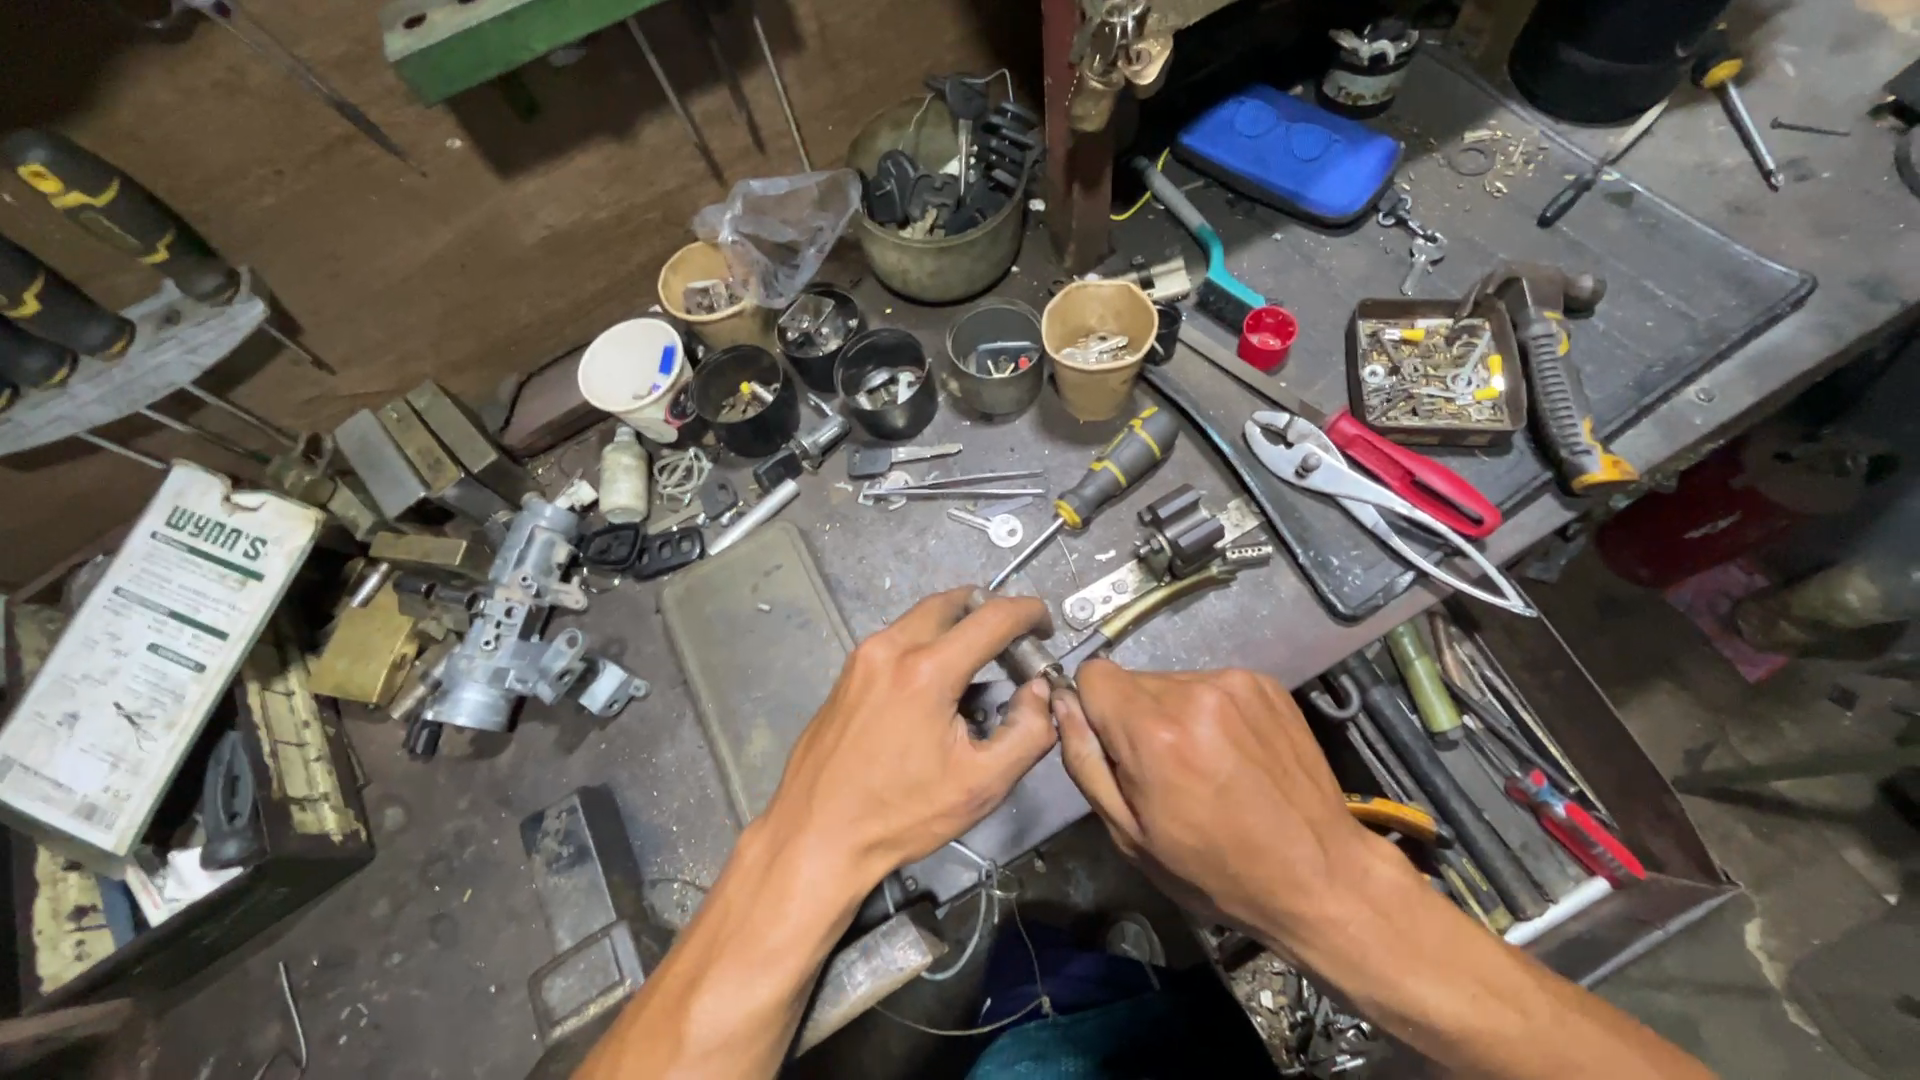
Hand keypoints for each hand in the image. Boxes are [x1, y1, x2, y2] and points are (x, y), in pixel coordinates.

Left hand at [760, 588, 1059, 886]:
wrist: (815, 835)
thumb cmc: (900, 814)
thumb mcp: (981, 784)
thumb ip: (1027, 732)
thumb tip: (1039, 691)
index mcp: (926, 670)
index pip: (992, 617)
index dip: (1028, 612)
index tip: (1045, 625)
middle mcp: (890, 648)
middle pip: (952, 602)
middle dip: (990, 611)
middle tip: (1015, 642)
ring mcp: (862, 657)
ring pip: (921, 617)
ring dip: (958, 625)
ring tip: (981, 663)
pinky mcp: (847, 673)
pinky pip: (898, 638)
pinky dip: (928, 642)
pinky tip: (938, 685)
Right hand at [1048, 659, 1412, 949]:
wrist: (1319, 875)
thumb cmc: (1214, 869)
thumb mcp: (1129, 834)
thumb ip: (1085, 761)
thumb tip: (1062, 704)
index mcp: (1153, 731)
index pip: (1092, 675)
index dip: (1094, 710)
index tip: (1115, 749)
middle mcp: (1193, 692)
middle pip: (1132, 680)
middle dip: (1133, 717)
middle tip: (1162, 770)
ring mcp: (1235, 683)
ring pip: (1171, 682)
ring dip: (1172, 714)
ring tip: (1202, 765)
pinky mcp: (1266, 684)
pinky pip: (1209, 684)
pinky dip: (1208, 712)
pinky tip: (1231, 753)